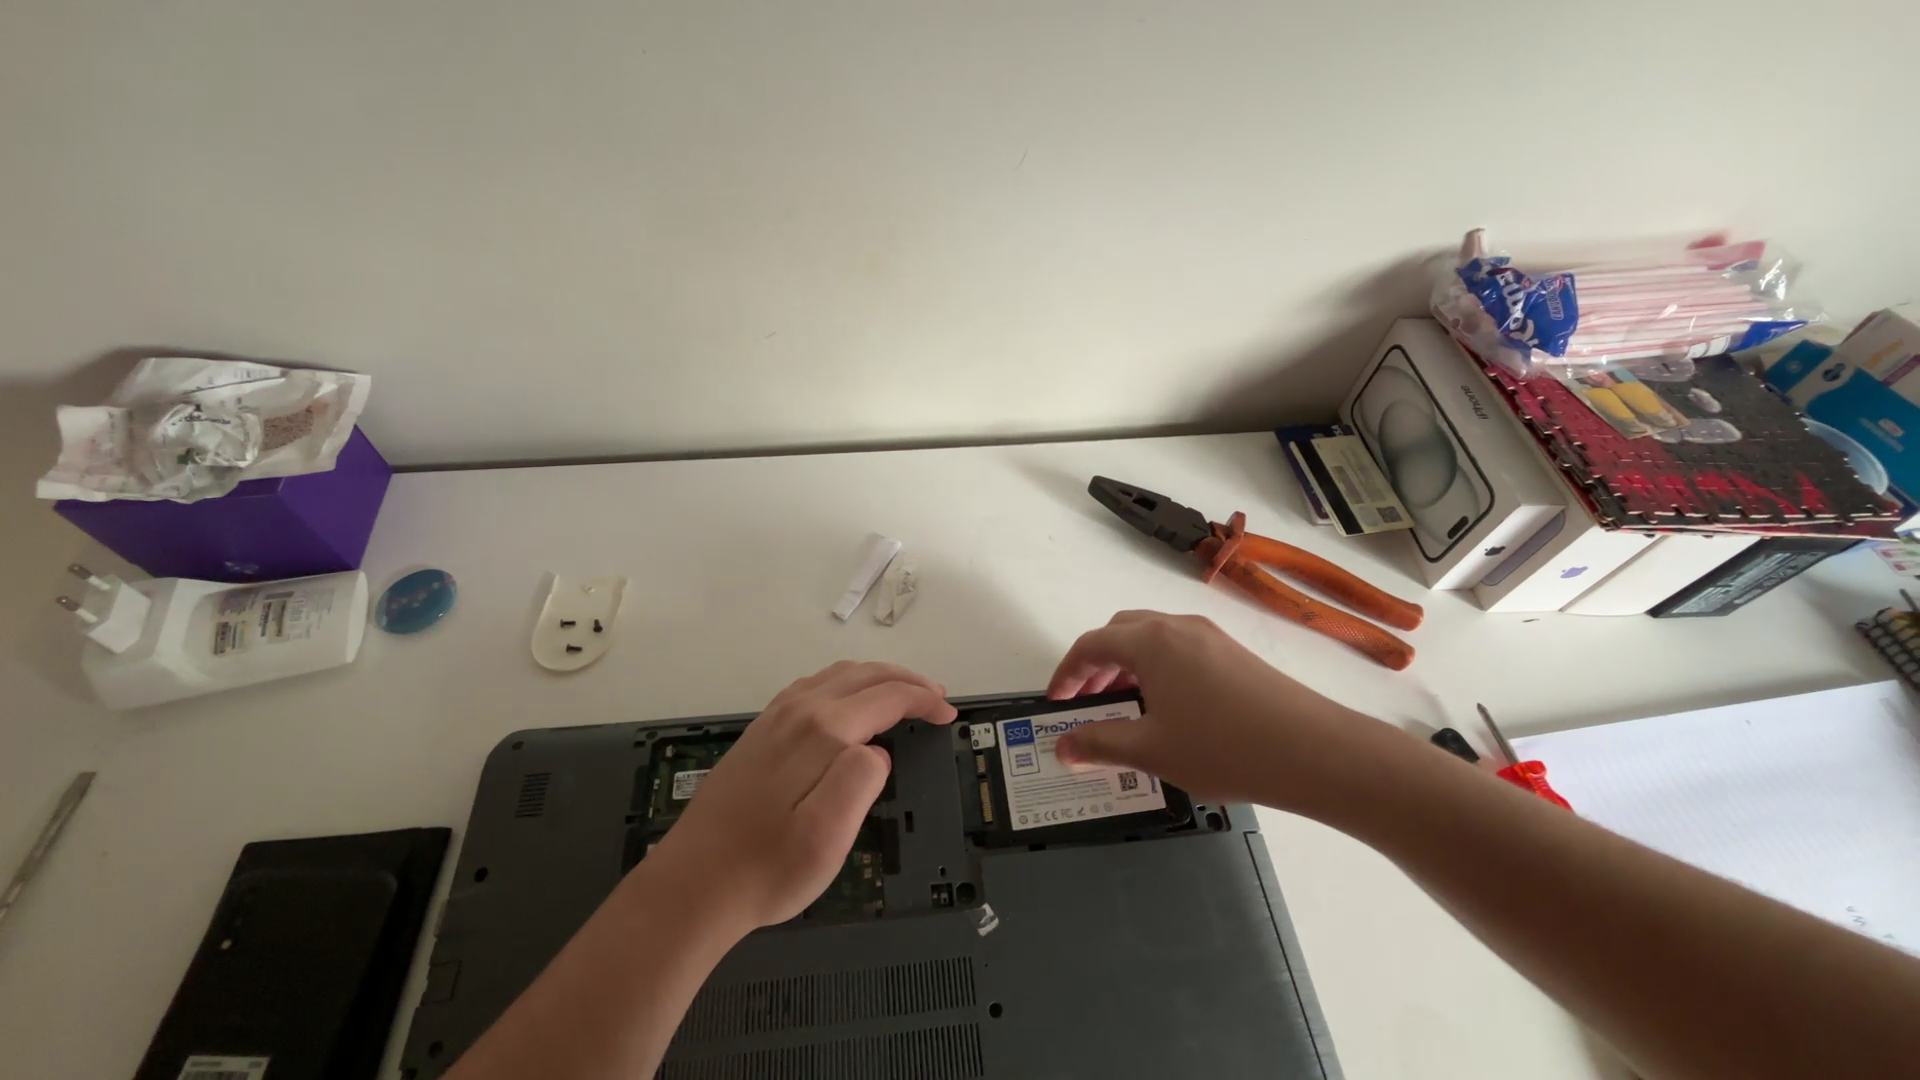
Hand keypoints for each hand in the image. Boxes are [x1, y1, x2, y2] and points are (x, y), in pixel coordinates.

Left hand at [642, 661, 956, 932]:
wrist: (693, 885)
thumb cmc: (767, 869)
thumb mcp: (828, 836)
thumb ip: (860, 782)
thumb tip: (876, 752)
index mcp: (820, 732)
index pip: (885, 697)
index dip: (922, 701)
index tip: (948, 715)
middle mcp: (797, 712)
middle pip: (863, 676)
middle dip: (907, 682)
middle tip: (936, 699)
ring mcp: (773, 719)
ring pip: (836, 676)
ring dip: (877, 678)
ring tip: (904, 694)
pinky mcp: (759, 733)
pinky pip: (812, 687)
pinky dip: (845, 683)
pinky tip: (849, 702)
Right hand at [1048, 610, 1392, 814]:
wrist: (1314, 751)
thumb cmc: (1223, 748)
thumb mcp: (1150, 750)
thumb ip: (1099, 743)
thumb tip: (1062, 746)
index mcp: (1151, 641)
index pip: (1091, 644)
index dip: (1067, 672)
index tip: (1056, 701)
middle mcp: (1179, 626)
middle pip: (1121, 630)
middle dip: (1096, 662)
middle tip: (1087, 700)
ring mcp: (1211, 636)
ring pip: (1153, 637)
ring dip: (1128, 664)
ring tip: (1125, 705)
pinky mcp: (1235, 652)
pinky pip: (1180, 648)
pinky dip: (1158, 667)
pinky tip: (1168, 706)